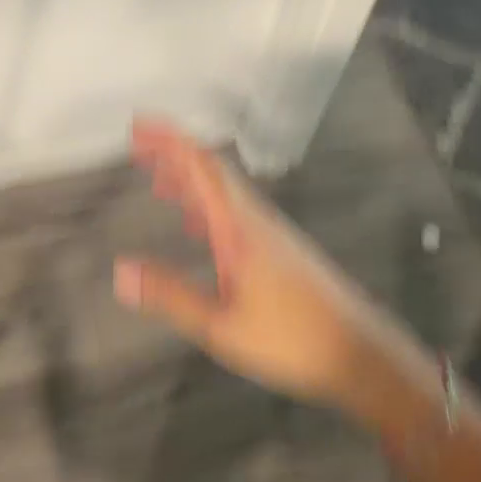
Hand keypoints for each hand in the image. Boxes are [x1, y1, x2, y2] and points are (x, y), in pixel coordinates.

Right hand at [115, 118, 400, 409]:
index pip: (202, 169)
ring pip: (225, 192)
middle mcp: (256, 221)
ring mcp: (272, 234)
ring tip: (158, 182)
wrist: (358, 354)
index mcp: (239, 230)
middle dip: (175, 154)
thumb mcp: (220, 326)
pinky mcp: (281, 251)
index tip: (139, 127)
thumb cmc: (290, 340)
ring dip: (190, 180)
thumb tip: (122, 271)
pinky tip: (196, 226)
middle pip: (213, 171)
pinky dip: (207, 206)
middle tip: (139, 147)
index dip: (170, 142)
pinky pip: (236, 212)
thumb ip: (171, 296)